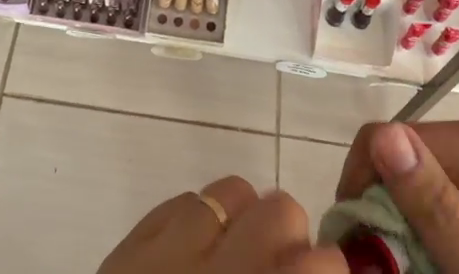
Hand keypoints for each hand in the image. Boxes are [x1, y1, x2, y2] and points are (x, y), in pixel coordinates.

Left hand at [99, 175, 347, 273]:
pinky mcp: (131, 245)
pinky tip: (191, 256)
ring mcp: (172, 250)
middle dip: (286, 237)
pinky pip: (180, 202)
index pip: (324, 262)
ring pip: (229, 192)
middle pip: (281, 210)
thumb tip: (317, 272)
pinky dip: (193, 222)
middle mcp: (228, 271)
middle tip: (273, 267)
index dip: (327, 269)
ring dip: (240, 219)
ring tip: (231, 253)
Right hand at [338, 120, 458, 273]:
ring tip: (421, 263)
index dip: (363, 193)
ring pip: (412, 174)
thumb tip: (383, 134)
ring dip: (405, 218)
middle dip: (384, 207)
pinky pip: (438, 187)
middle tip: (395, 264)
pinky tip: (443, 256)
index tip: (368, 249)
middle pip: (394, 156)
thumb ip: (435, 207)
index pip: (379, 140)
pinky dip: (429, 222)